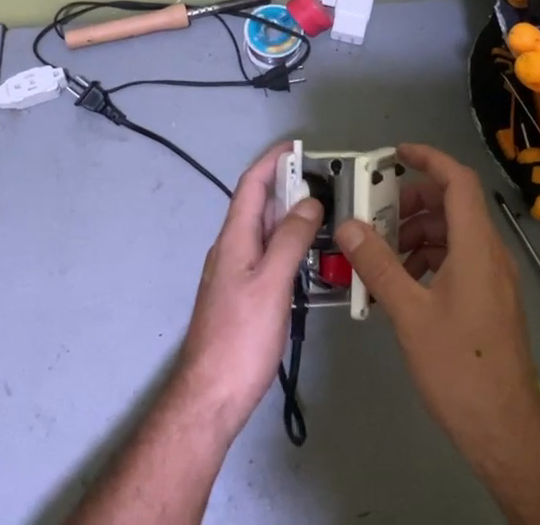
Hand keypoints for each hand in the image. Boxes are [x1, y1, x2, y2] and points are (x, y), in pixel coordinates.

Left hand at [171, 142, 321, 440]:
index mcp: (234, 240)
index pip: (251, 186)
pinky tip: (311, 256)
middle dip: (287, 186)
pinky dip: (290, 246)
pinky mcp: (244, 297)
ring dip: (291, 216)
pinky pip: (269, 257)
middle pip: (258, 207)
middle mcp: (232, 250)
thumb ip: (290, 240)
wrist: (213, 394)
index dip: (272, 161)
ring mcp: (236, 274)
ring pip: (265, 233)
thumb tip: (308, 201)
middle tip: (326, 180)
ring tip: (326, 212)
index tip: (297, 145)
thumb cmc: (241, 337)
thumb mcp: (271, 283)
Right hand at [335, 144, 539, 457]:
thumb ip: (378, 265)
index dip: (429, 159)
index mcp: (476, 247)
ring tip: (383, 253)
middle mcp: (490, 254)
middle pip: (455, 205)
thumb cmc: (457, 365)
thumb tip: (349, 225)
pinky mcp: (490, 300)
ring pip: (455, 233)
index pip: (459, 182)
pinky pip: (459, 259)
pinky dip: (429, 258)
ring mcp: (493, 278)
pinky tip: (404, 282)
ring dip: (419, 232)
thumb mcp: (409, 313)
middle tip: (378, 214)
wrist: (503, 425)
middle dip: (414, 201)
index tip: (396, 154)